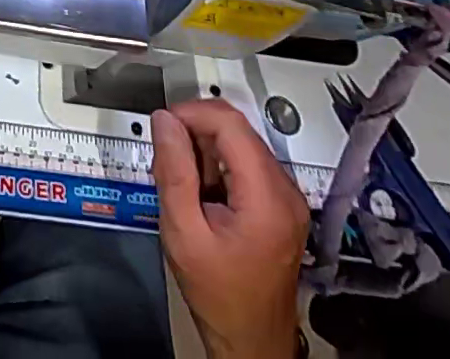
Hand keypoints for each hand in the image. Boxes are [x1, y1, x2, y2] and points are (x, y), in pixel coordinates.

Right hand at [152, 100, 309, 358]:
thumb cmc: (216, 290)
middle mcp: (286, 189)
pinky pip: (246, 161)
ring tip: (184, 181)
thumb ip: (173, 170)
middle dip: (195, 131)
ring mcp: (287, 196)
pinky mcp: (281, 202)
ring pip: (240, 141)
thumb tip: (164, 119)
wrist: (249, 339)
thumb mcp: (182, 231)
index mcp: (267, 197)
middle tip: (168, 157)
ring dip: (206, 147)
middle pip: (237, 129)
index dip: (191, 113)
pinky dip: (218, 163)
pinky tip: (202, 190)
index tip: (162, 127)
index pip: (230, 123)